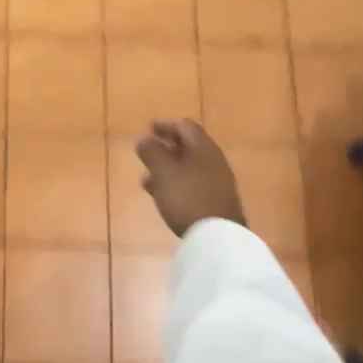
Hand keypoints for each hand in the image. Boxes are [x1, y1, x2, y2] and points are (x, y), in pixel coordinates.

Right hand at [136, 119, 245, 237]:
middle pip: (188, 146)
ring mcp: (218, 183)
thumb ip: (151, 151)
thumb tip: (144, 139)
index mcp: (203, 147)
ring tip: (147, 178)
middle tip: (147, 152)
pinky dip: (176, 184)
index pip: (184, 126)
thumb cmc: (187, 197)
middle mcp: (214, 161)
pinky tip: (162, 196)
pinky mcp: (217, 202)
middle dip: (165, 147)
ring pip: (189, 168)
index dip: (165, 125)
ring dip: (168, 168)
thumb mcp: (163, 171)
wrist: (218, 238)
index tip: (148, 129)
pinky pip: (193, 185)